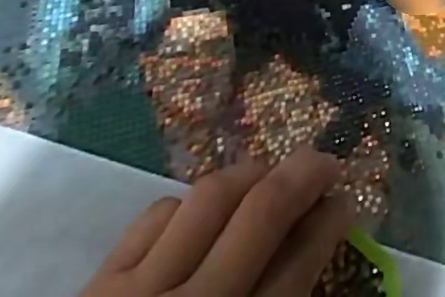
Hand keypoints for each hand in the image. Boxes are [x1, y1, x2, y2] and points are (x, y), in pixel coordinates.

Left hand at [82, 151, 353, 296]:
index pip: (295, 271)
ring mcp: (141, 291)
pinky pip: (154, 216)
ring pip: (207, 198)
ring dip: (249, 174)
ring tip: (270, 172)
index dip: (327, 228)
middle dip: (302, 177)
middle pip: (260, 216)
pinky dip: (187, 204)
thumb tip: (305, 261)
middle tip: (325, 161)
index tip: (345, 202)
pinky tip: (201, 210)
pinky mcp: (99, 284)